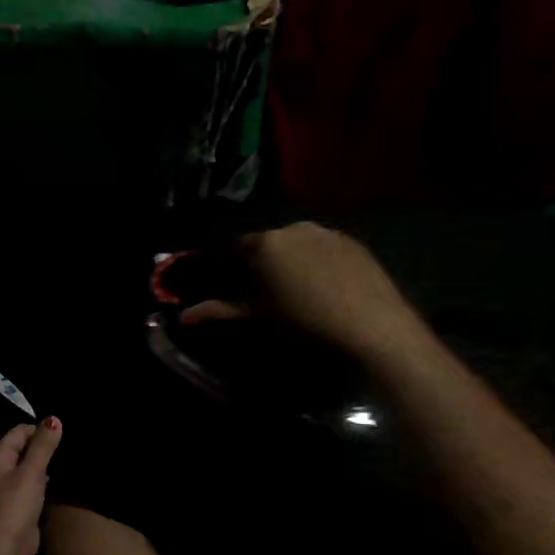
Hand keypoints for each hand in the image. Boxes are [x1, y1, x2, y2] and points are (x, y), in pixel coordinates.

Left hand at [0, 418, 62, 554]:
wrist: (7, 548)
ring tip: (65, 459)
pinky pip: (30, 483)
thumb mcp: (32, 471)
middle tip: (67, 444)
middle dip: (42, 445)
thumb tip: (53, 418)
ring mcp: (6, 487)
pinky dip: (42, 479)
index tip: (61, 432)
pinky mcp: (16, 503)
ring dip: (43, 462)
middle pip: (22, 447)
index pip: (18, 431)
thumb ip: (43, 445)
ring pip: (27, 466)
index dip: (38, 429)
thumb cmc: (16, 504)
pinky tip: (55, 480)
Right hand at [178, 222, 418, 357]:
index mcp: (265, 243)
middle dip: (260, 265)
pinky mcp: (354, 243)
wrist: (371, 326)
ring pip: (296, 246)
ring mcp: (327, 232)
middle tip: (263, 294)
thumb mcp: (256, 317)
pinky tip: (322, 290)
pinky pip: (323, 249)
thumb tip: (183, 318)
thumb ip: (217, 312)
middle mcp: (294, 228)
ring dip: (289, 263)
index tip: (231, 288)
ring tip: (295, 294)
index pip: (234, 249)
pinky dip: (315, 264)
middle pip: (266, 244)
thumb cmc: (303, 322)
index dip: (229, 269)